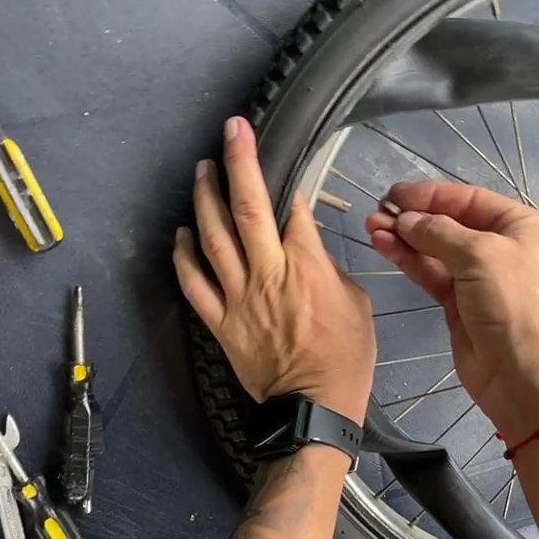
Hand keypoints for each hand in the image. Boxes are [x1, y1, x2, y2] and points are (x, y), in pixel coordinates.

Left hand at [175, 116, 374, 422]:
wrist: (314, 409)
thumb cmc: (345, 359)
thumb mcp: (356, 305)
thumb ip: (328, 270)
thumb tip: (308, 252)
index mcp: (306, 267)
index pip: (290, 209)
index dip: (284, 178)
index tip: (277, 156)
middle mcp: (267, 273)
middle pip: (246, 207)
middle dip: (238, 161)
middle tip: (231, 129)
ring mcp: (238, 297)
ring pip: (213, 237)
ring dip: (205, 198)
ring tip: (202, 170)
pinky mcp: (220, 322)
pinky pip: (193, 283)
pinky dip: (184, 256)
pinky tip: (182, 233)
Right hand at [365, 181, 538, 442]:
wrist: (524, 376)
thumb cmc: (514, 305)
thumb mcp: (481, 255)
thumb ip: (439, 232)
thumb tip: (405, 220)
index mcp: (523, 227)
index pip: (471, 200)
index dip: (432, 195)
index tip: (394, 194)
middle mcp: (503, 249)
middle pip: (451, 224)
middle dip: (414, 218)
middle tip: (377, 213)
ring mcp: (480, 279)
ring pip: (436, 251)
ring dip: (405, 239)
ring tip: (372, 229)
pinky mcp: (460, 305)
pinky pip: (432, 275)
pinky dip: (410, 261)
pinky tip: (386, 248)